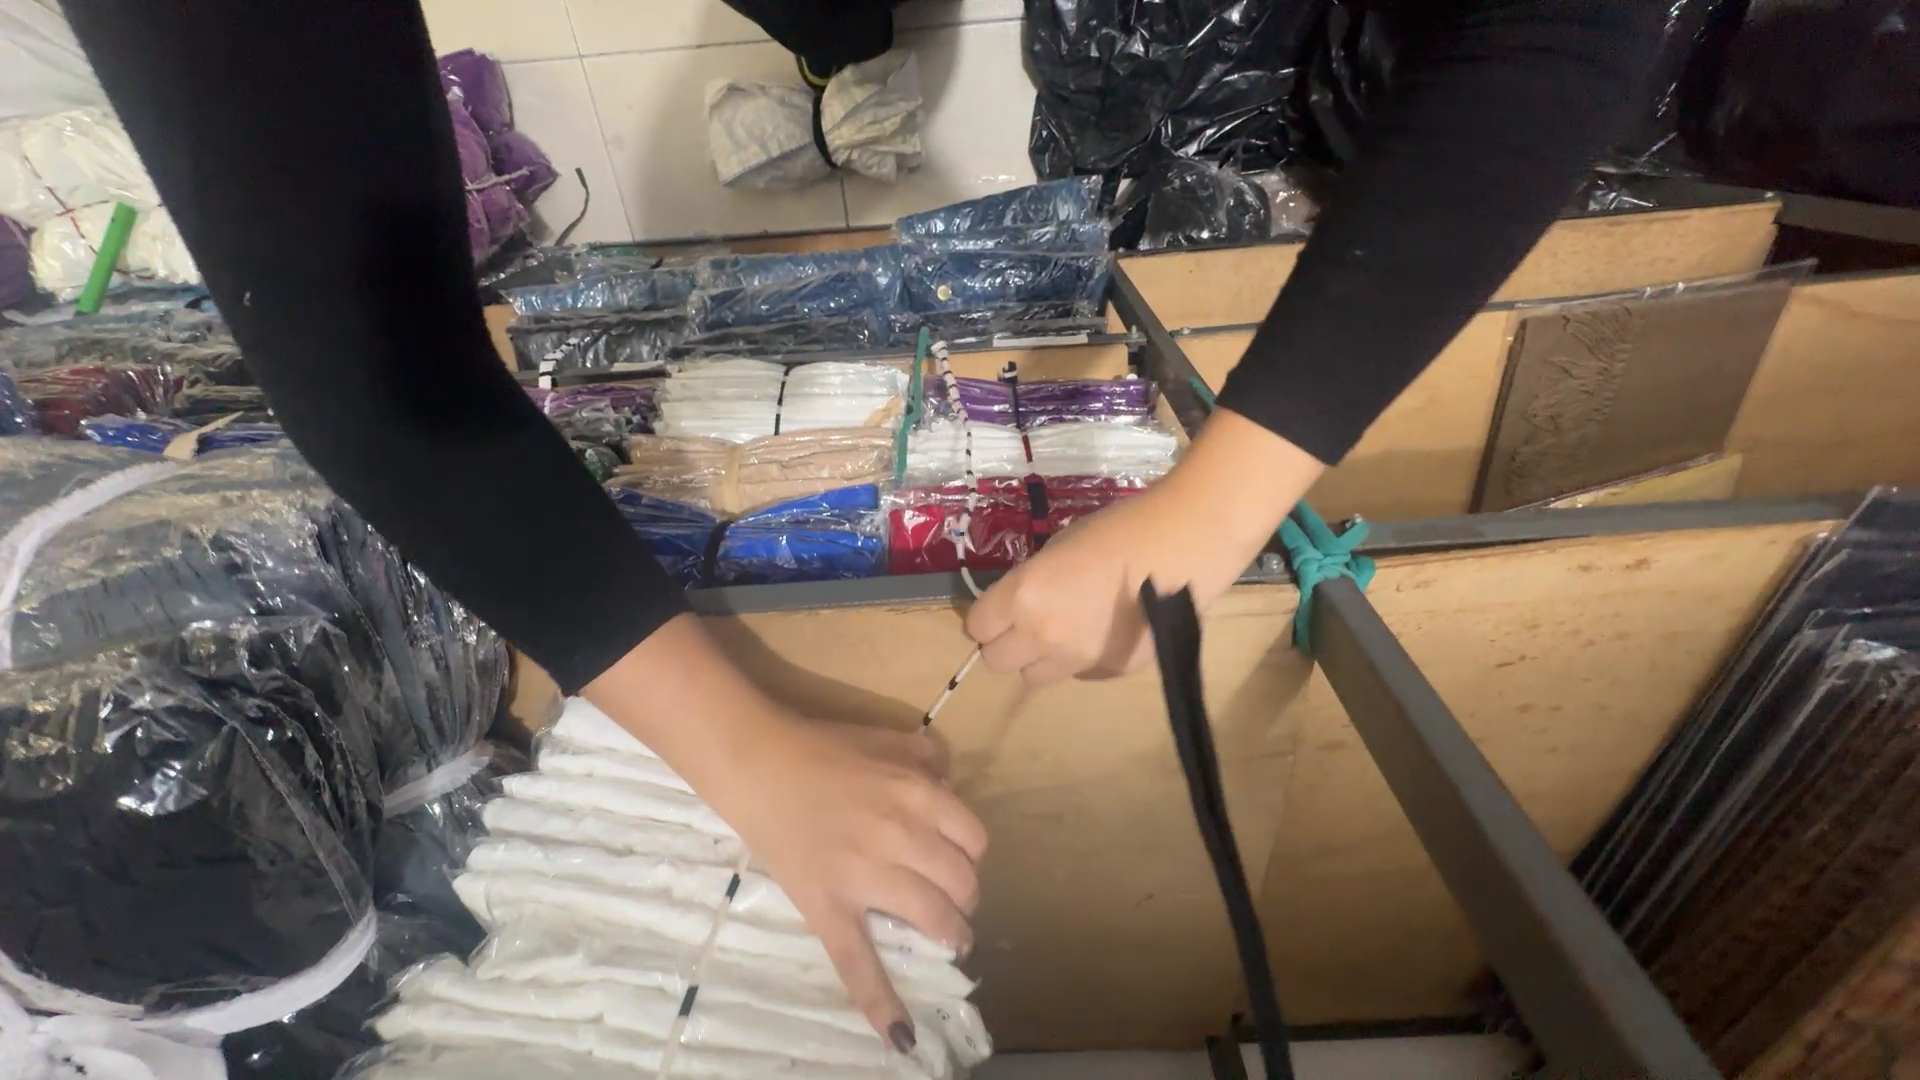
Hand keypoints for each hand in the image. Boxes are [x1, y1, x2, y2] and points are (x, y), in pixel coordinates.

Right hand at [708, 714, 985, 1048]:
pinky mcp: (830, 908)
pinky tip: (900, 1035)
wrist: (759, 764)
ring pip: (931, 917)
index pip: (974, 840)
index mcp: (918, 795)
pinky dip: (880, 1003)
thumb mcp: (887, 739)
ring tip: (952, 940)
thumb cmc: (824, 747)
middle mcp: (902, 836)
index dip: (972, 855)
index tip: (960, 862)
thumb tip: (949, 785)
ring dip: (951, 933)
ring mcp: (865, 877)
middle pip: (962, 882)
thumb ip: (925, 758)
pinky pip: (859, 962)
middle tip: (955, 900)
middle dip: (965, 896)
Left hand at [965, 409, 1324, 683]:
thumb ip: (1032, 583)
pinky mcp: (1110, 672)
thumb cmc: (1118, 530)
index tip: (996, 612)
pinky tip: (1104, 633)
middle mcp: (1042, 635)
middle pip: (997, 662)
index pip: (977, 627)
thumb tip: (1021, 604)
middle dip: (1006, 644)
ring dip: (1040, 659)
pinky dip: (1080, 661)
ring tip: (1065, 633)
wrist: (1182, 547)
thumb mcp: (1058, 548)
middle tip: (1026, 625)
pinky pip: (1078, 675)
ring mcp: (1077, 660)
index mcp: (1023, 596)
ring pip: (1034, 677)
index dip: (985, 619)